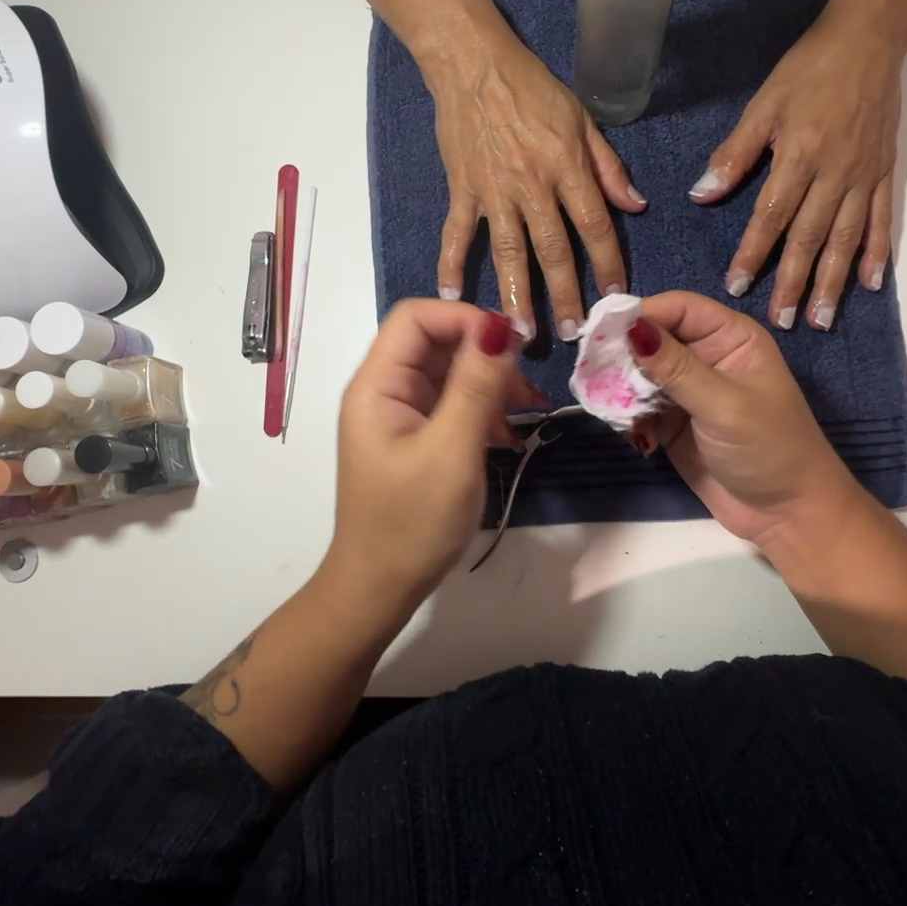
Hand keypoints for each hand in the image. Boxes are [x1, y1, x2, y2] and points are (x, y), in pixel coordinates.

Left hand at [327, 300, 540, 607]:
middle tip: (528, 382)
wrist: (382, 588)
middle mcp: (386, 391)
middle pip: (437, 342)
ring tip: (528, 409)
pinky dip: (484, 412)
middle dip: (485, 354)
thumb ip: (476, 386)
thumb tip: (500, 326)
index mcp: (377, 385)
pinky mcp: (418, 439)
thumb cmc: (412, 523)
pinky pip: (454, 405)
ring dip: (491, 384)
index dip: (464, 319)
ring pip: (451, 374)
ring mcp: (402, 416)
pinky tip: (508, 437)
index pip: (416, 317)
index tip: (513, 344)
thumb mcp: (451, 451)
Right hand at [428, 34, 647, 343]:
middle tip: (573, 332)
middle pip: (552, 249)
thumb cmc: (533, 89)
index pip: (594, 225)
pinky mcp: (462, 190)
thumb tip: (635, 205)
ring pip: (507, 251)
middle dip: (564, 294)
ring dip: (515, 293)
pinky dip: (451, 263)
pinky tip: (450, 295)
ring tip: (521, 331)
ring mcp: (493, 191)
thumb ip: (608, 166)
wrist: (474, 64)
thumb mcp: (582, 119)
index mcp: (567, 166)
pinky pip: (456, 233)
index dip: (607, 263)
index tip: (615, 296)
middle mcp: (533, 185)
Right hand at [627, 291, 865, 546]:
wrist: (785, 515)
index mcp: (731, 338)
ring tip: (603, 400)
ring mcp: (686, 391)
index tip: (602, 330)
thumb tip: (631, 327)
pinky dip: (625, 413)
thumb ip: (675, 367)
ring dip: (619, 384)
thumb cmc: (769, 449)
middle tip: (591, 368)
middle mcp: (706, 356)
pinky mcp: (671, 422)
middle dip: (622, 351)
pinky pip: (638, 406)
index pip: (678, 308)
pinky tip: (623, 427)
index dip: (641, 313)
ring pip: (639, 372)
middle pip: (652, 337)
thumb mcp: (723, 404)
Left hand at [690, 11, 903, 332]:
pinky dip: (877, 253)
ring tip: (823, 319)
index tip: (738, 287)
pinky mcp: (886, 172)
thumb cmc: (808, 71)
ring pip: (847, 238)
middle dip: (795, 283)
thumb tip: (702, 195)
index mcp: (799, 157)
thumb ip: (734, 154)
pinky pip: (882, 219)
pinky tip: (870, 284)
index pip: (771, 216)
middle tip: (783, 321)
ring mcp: (864, 176)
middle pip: (810, 237)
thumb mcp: (762, 106)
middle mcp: (834, 174)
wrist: (869, 39)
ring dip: (834, 282)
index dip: (754, 253)